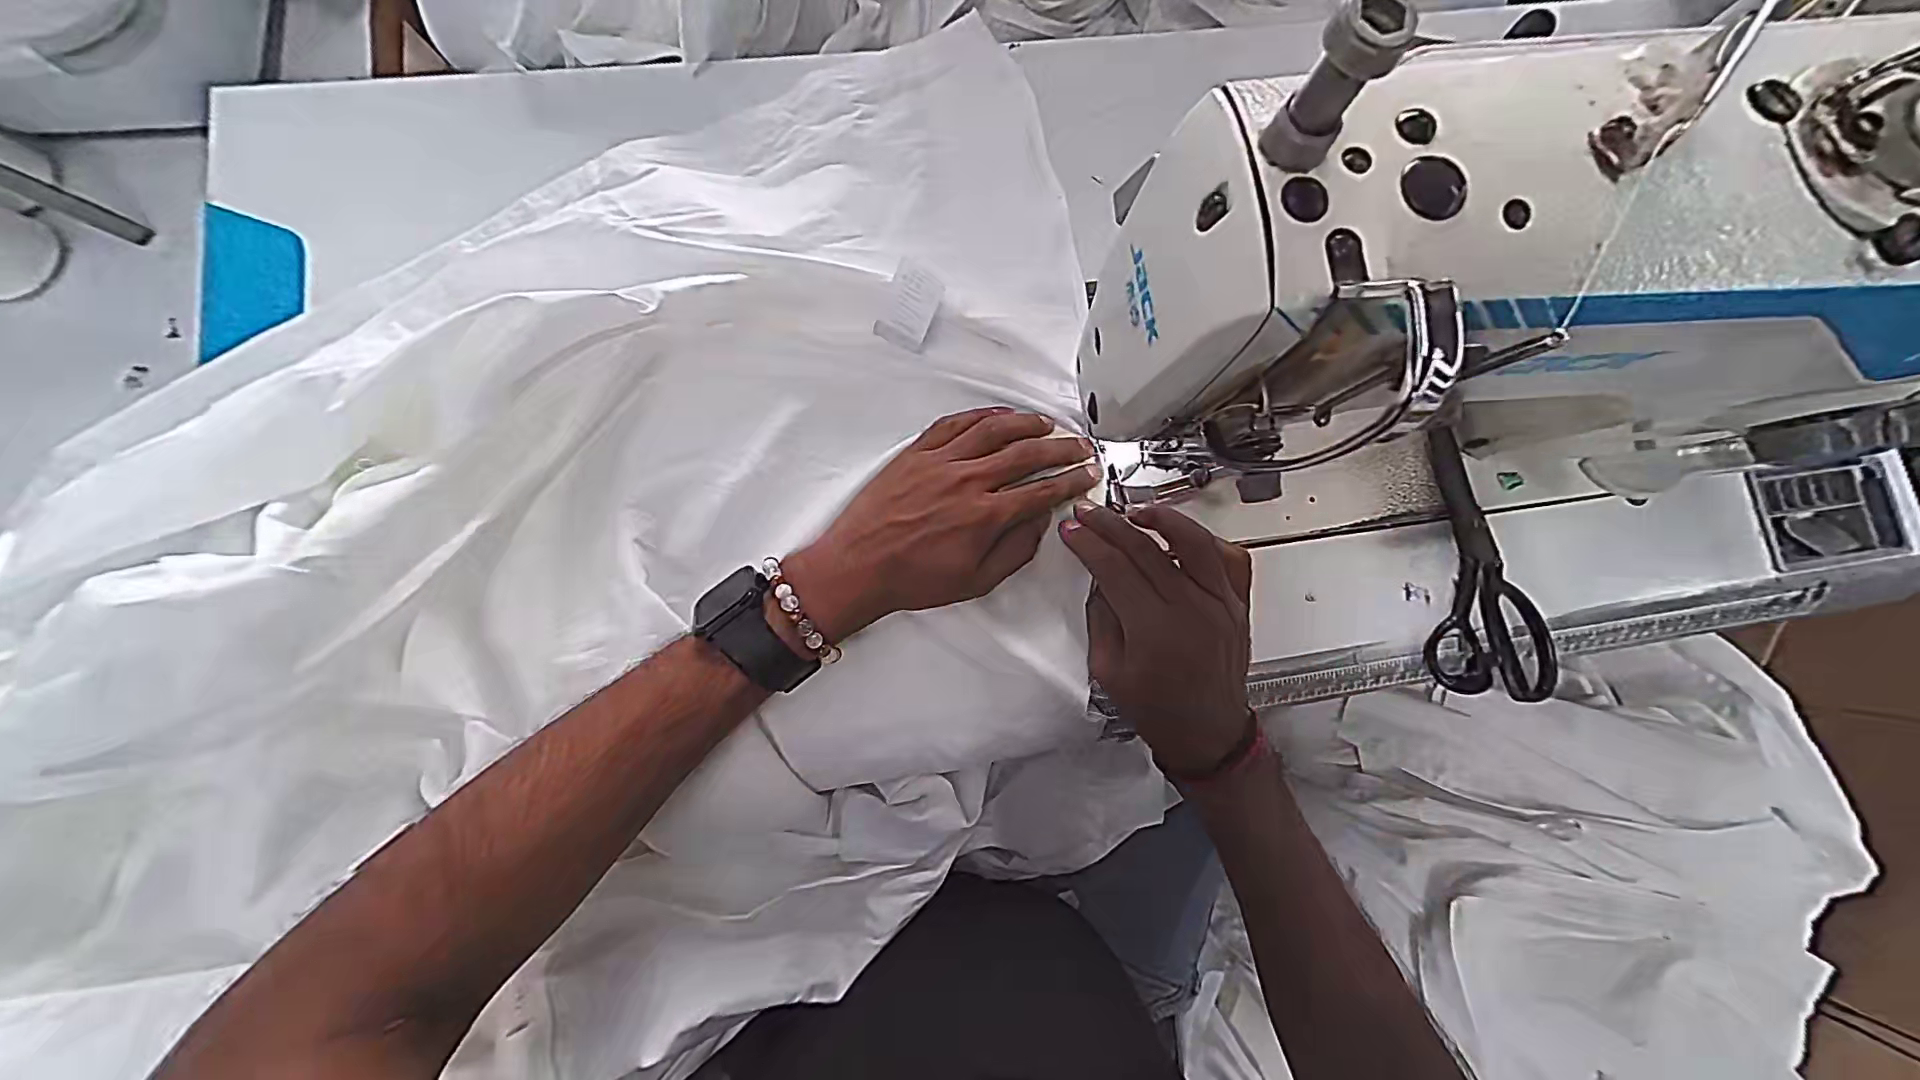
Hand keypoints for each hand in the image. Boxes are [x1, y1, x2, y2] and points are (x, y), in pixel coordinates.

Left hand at [779, 408, 1098, 642]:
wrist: (858, 567)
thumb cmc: (910, 577)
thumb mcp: (976, 581)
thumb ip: (1015, 550)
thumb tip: (1038, 524)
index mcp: (984, 515)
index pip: (1043, 489)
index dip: (1071, 480)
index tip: (1085, 475)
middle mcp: (966, 482)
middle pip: (1027, 452)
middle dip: (1061, 447)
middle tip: (1078, 446)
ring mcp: (940, 463)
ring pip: (994, 429)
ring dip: (1026, 423)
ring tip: (1046, 423)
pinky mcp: (916, 454)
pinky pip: (954, 424)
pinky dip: (980, 415)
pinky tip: (996, 415)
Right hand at [1060, 503, 1254, 775]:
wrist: (1206, 732)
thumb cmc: (1160, 710)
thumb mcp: (1108, 669)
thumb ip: (1101, 617)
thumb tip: (1098, 576)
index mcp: (1155, 631)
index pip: (1114, 567)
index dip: (1088, 543)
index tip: (1073, 531)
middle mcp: (1192, 611)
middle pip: (1146, 547)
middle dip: (1110, 524)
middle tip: (1090, 513)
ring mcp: (1220, 604)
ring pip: (1193, 541)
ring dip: (1161, 518)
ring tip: (1137, 511)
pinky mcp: (1237, 604)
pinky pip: (1229, 557)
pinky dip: (1205, 539)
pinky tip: (1183, 536)